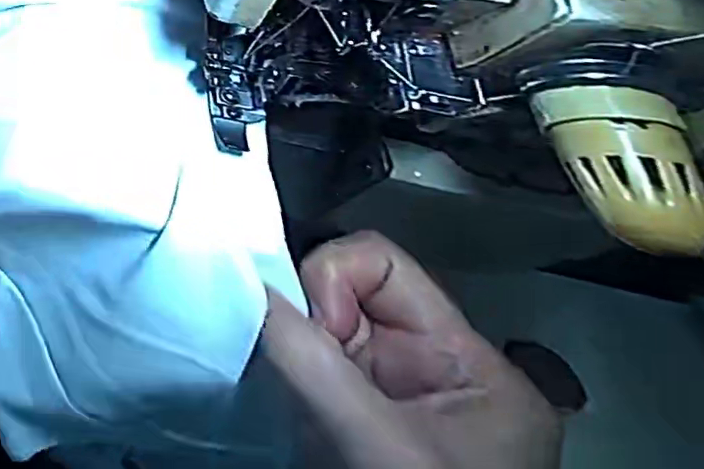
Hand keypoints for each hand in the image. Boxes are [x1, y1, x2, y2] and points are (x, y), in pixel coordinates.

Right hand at [261, 231, 562, 468]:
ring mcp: (391, 381)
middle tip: (299, 364)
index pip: (378, 261)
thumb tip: (234, 277)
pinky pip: (304, 346)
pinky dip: (283, 357)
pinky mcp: (354, 399)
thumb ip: (306, 354)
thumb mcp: (374, 442)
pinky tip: (286, 390)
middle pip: (342, 284)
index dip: (331, 279)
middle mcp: (433, 361)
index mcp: (469, 363)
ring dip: (290, 339)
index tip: (317, 331)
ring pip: (315, 313)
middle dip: (305, 314)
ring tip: (293, 386)